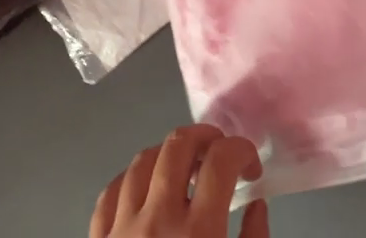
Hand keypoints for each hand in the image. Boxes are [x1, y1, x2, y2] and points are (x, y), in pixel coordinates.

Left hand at [90, 124, 267, 237]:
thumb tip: (256, 205)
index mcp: (199, 231)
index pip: (222, 160)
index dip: (242, 150)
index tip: (250, 167)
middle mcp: (158, 220)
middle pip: (178, 146)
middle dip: (204, 138)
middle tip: (219, 153)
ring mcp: (122, 229)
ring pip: (142, 162)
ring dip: (168, 156)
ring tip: (185, 169)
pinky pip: (109, 195)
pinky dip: (130, 182)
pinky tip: (146, 190)